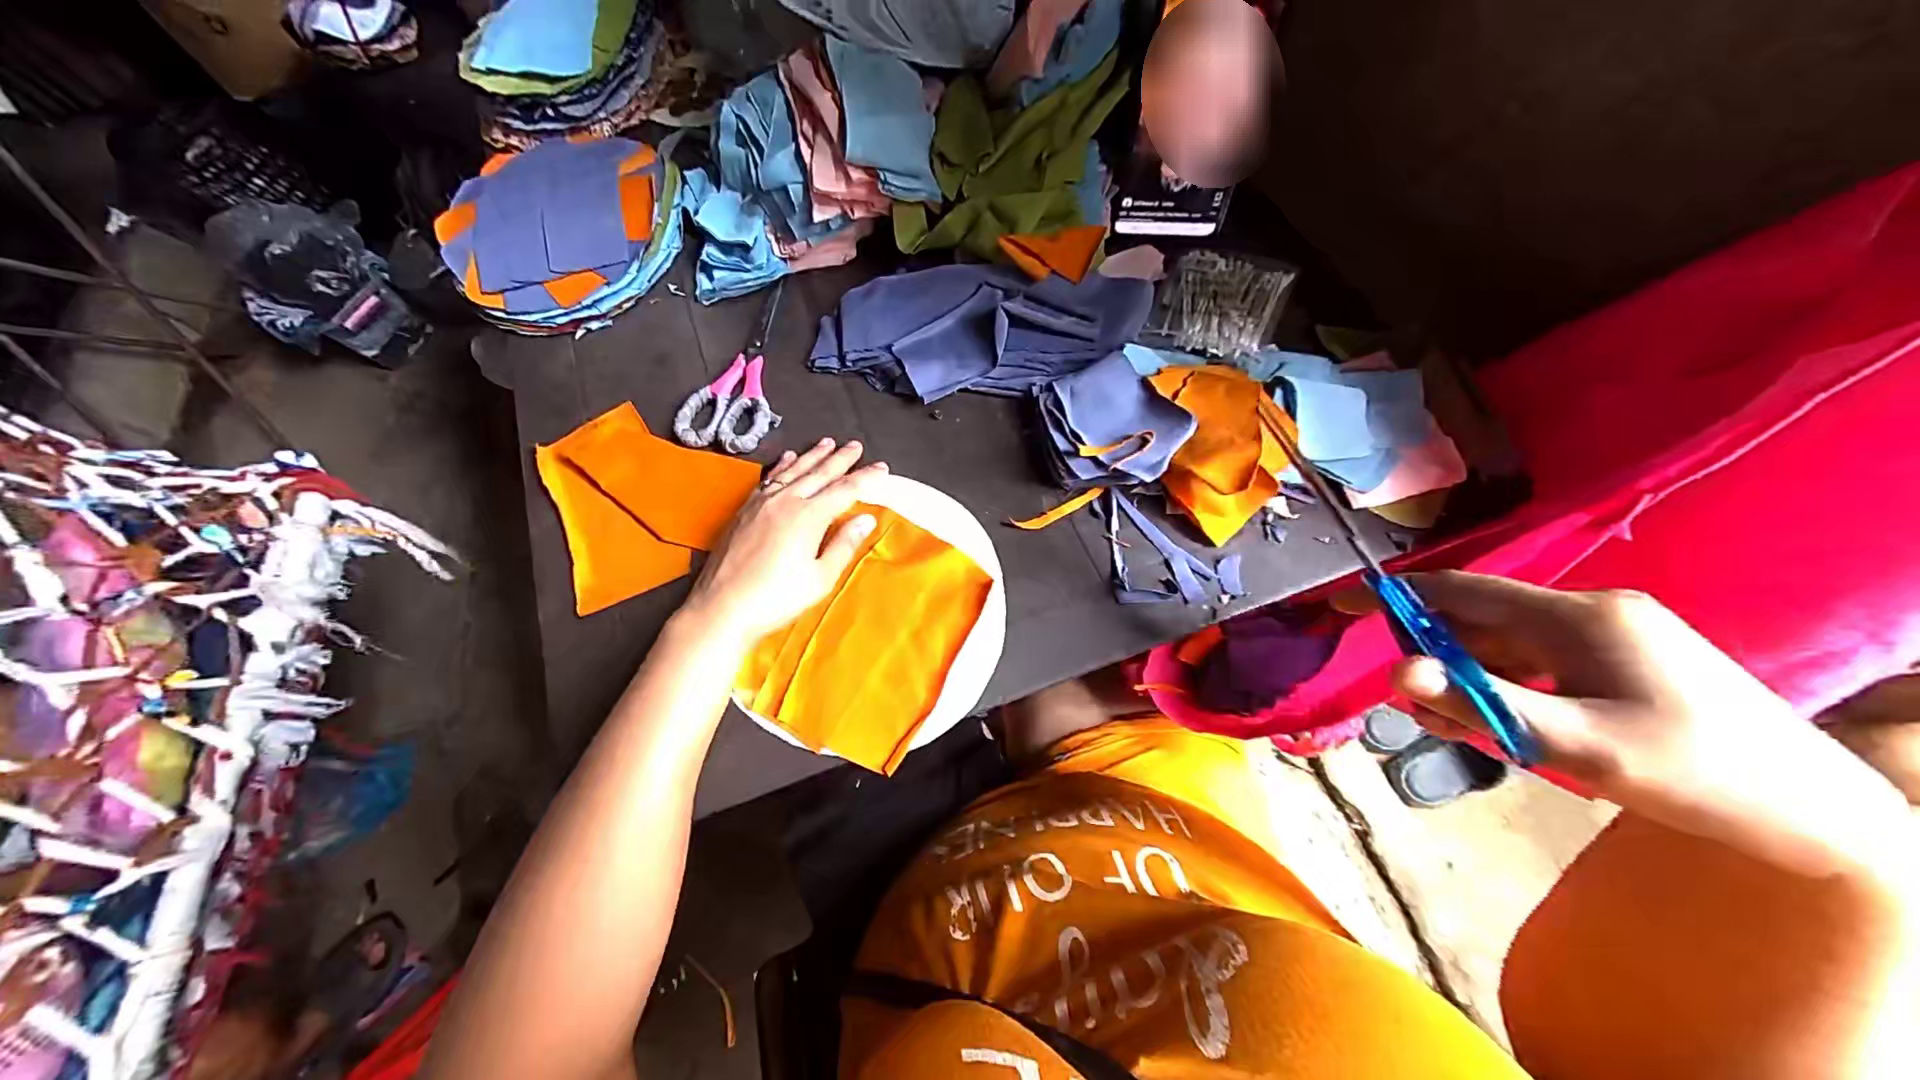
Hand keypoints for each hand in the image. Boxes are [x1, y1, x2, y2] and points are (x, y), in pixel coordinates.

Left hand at [679, 437, 887, 645]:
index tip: (881, 469)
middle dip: (840, 459)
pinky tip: (787, 460)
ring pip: (793, 471)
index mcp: (808, 517)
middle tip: (855, 447)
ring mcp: (761, 504)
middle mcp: (785, 503)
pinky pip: (768, 479)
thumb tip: (864, 520)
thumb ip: (843, 544)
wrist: (722, 608)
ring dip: (812, 456)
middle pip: (819, 473)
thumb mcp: (820, 577)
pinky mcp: (744, 512)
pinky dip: (781, 466)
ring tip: (826, 443)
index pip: (845, 490)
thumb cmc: (775, 599)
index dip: (865, 478)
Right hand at [1359, 572, 1912, 878]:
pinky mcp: (1620, 659)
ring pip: (1504, 646)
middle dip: (1437, 662)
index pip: (1460, 591)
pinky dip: (1506, 689)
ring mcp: (1608, 634)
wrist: (1824, 820)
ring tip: (1469, 734)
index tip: (1341, 609)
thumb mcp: (1577, 745)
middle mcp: (1589, 611)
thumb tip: (1396, 672)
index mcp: (1578, 616)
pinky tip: (1512, 727)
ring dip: (1472, 683)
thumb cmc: (1696, 776)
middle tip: (1422, 714)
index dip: (1395, 597)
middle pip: (1479, 622)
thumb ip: (1480, 704)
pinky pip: (1535, 663)